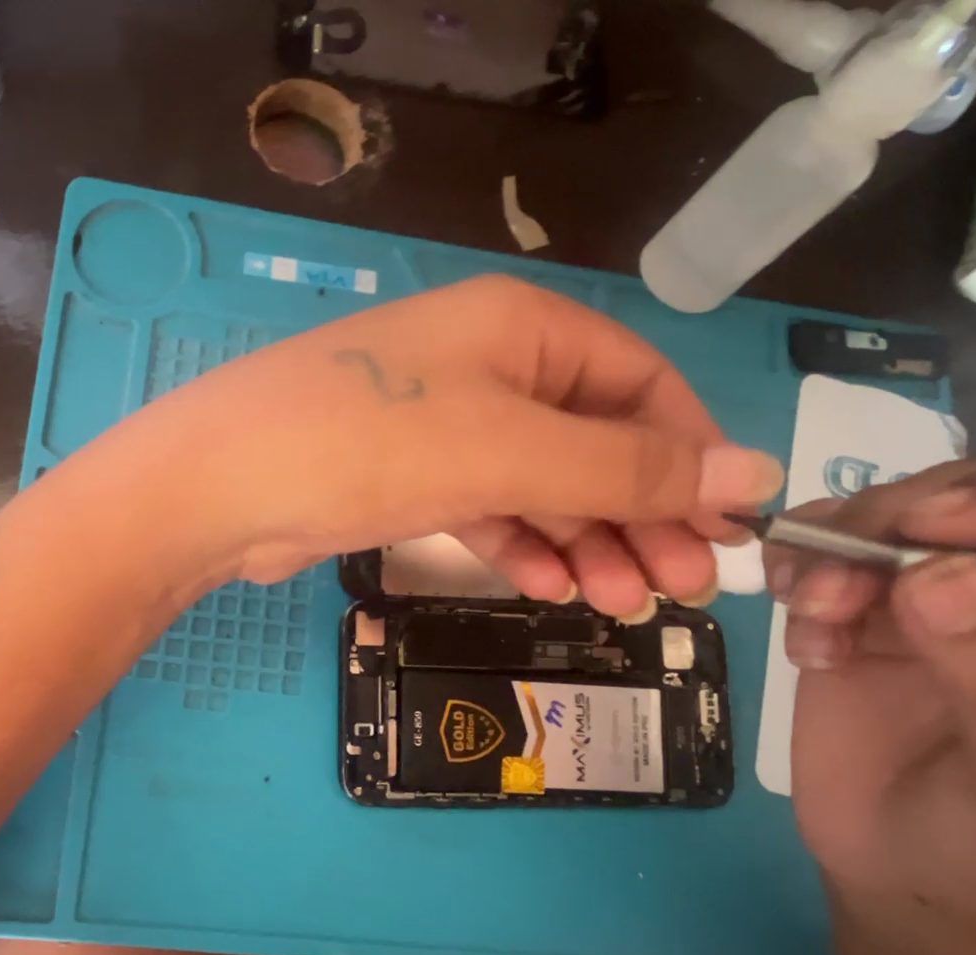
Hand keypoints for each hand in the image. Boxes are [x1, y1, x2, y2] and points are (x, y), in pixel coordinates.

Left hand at [94, 276, 783, 619]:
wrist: (219, 487)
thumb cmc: (369, 445)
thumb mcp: (510, 452)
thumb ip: (628, 467)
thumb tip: (756, 472)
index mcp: (521, 328)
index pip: (640, 385)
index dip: (690, 456)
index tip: (730, 531)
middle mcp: (484, 364)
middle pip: (593, 438)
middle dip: (641, 512)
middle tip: (683, 590)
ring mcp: (439, 422)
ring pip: (540, 481)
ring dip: (586, 540)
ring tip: (623, 605)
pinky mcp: (403, 475)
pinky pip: (486, 505)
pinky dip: (521, 544)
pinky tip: (553, 587)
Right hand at [771, 461, 975, 954]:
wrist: (911, 893)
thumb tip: (935, 573)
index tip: (934, 524)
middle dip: (900, 518)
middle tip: (839, 570)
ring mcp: (943, 598)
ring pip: (887, 515)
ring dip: (835, 544)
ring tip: (809, 610)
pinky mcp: (863, 614)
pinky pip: (823, 555)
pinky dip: (797, 569)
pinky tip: (797, 623)